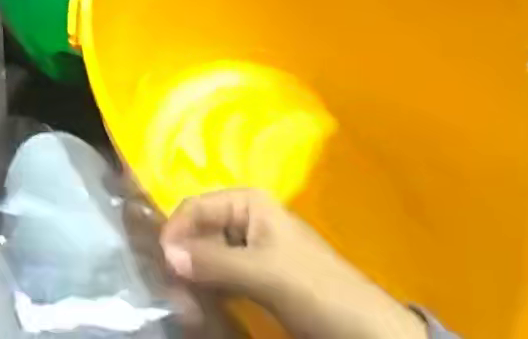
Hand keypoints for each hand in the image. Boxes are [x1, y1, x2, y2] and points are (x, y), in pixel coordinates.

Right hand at [160, 190, 425, 338]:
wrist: (369, 333)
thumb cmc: (316, 289)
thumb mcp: (264, 273)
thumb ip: (215, 262)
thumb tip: (164, 252)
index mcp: (248, 201)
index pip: (196, 207)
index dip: (175, 233)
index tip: (159, 267)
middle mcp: (247, 217)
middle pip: (200, 232)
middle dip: (184, 259)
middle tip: (172, 294)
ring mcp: (253, 249)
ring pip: (209, 257)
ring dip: (194, 278)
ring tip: (185, 306)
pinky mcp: (259, 278)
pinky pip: (222, 277)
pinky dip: (209, 291)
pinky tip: (201, 308)